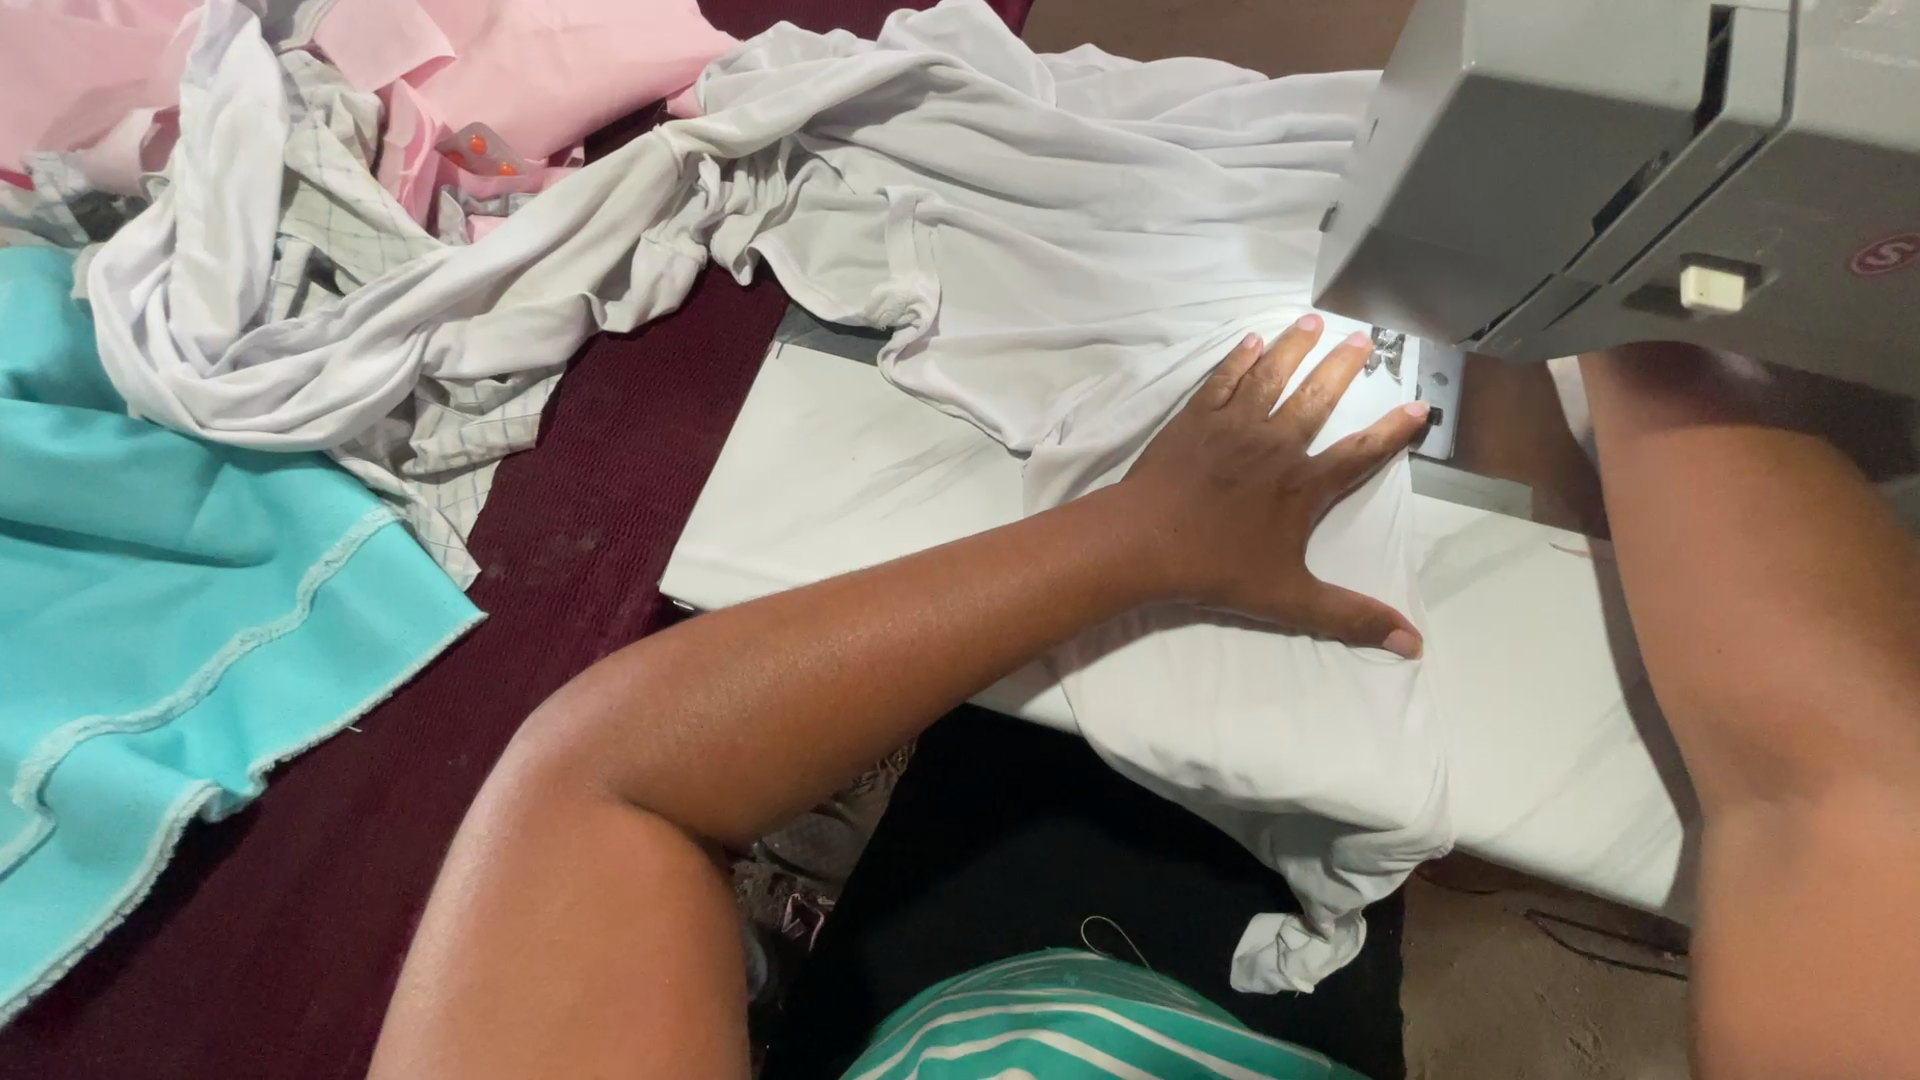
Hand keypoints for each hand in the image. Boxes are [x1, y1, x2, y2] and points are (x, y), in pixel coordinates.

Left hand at [1117, 315, 1430, 657]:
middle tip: (1363, 339)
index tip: (1418, 405)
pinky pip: (1220, 381)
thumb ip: (1348, 616)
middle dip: (1344, 368)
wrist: (1145, 542)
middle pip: (1317, 398)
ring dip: (1293, 348)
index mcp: (1302, 485)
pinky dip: (1237, 359)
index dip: (1392, 432)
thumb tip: (1412, 644)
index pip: (1360, 454)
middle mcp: (1275, 445)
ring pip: (1270, 377)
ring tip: (1312, 321)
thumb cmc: (1215, 569)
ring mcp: (1232, 426)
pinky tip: (1249, 341)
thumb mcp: (1288, 600)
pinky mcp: (1193, 420)